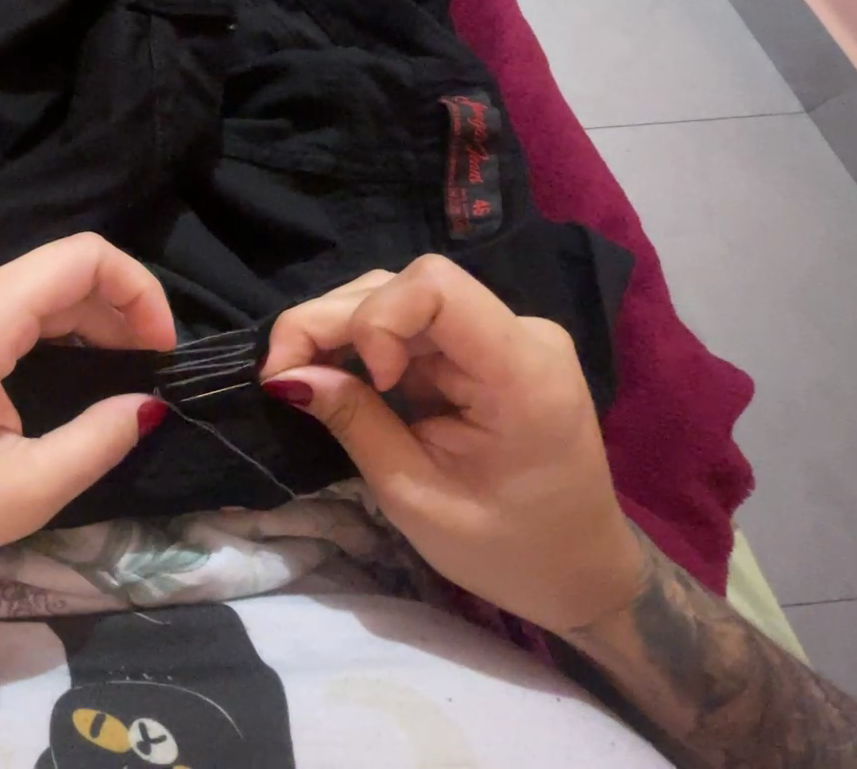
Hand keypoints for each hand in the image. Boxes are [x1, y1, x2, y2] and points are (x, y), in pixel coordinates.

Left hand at [0, 233, 175, 581]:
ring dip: (87, 322)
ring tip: (119, 377)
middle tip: (149, 376)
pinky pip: (4, 306)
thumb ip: (94, 441)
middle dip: (119, 313)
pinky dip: (49, 329)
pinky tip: (70, 369)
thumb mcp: (15, 493)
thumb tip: (147, 404)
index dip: (140, 291)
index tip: (163, 351)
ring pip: (35, 288)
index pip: (83, 257)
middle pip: (62, 271)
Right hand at [260, 255, 645, 633]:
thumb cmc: (507, 549)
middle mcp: (514, 332)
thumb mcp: (415, 496)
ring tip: (302, 377)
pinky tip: (332, 375)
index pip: (434, 287)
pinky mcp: (473, 346)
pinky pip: (399, 322)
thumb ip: (353, 422)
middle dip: (325, 323)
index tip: (369, 382)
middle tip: (279, 376)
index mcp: (521, 373)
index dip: (375, 318)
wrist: (578, 570)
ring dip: (333, 330)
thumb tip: (284, 376)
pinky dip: (353, 343)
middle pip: (397, 286)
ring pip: (388, 295)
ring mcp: (494, 334)